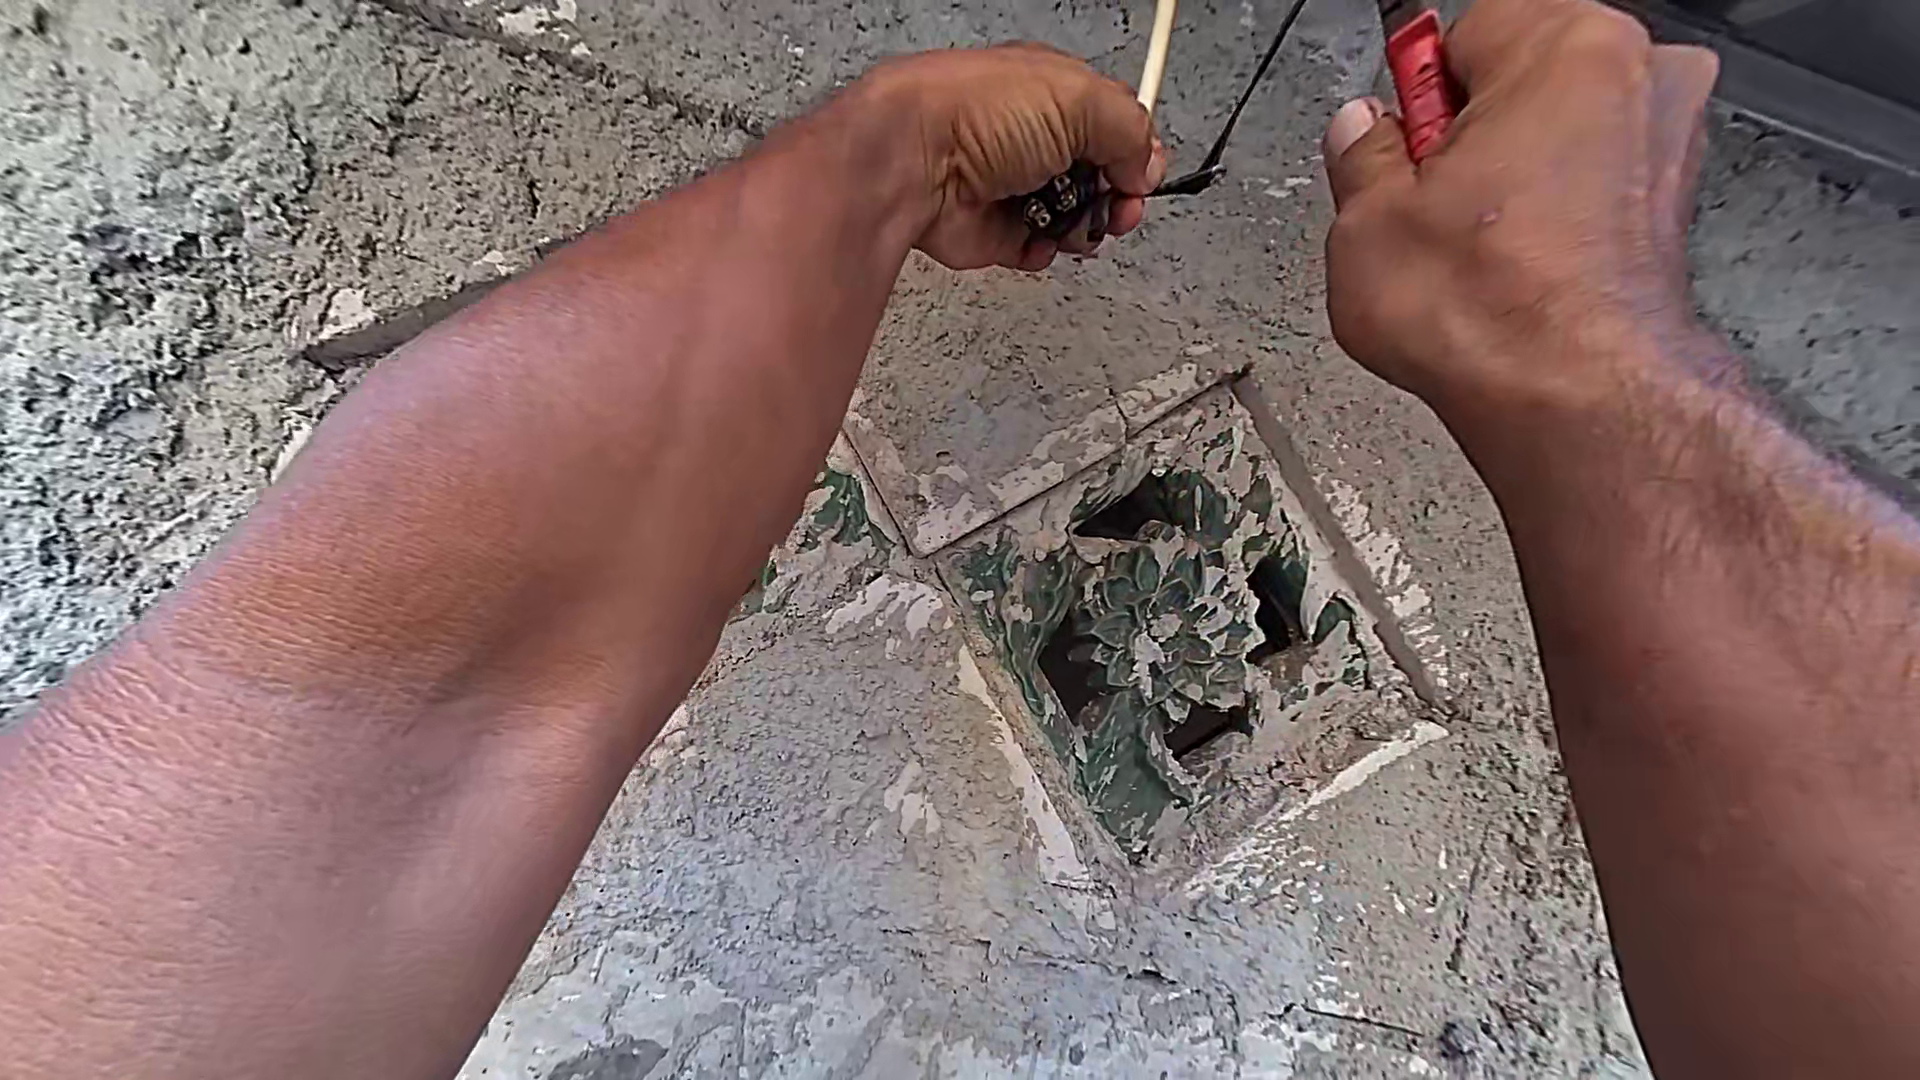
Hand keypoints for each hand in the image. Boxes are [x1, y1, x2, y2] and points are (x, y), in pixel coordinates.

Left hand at [857, 44, 1168, 270]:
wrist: (919, 163)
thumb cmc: (980, 115)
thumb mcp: (1079, 100)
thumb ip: (1128, 130)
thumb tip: (1148, 165)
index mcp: (1057, 98)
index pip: (1113, 131)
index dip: (1135, 158)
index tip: (1143, 179)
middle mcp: (1036, 144)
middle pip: (1097, 181)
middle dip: (1115, 201)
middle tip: (1117, 213)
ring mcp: (1016, 192)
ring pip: (1070, 221)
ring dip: (1082, 229)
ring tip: (1074, 226)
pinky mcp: (997, 234)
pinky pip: (1036, 250)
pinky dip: (1043, 250)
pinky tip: (1039, 240)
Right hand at [1320, 0, 1718, 414]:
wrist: (1558, 386)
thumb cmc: (1476, 305)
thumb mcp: (1364, 223)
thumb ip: (1358, 158)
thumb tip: (1356, 131)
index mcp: (1562, 53)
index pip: (1466, 30)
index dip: (1408, 93)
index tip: (1386, 137)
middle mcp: (1636, 78)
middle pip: (1510, 84)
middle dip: (1446, 143)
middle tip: (1406, 208)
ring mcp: (1660, 144)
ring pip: (1541, 140)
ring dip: (1484, 184)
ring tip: (1445, 250)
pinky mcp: (1659, 207)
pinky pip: (1570, 186)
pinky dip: (1524, 216)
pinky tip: (1487, 268)